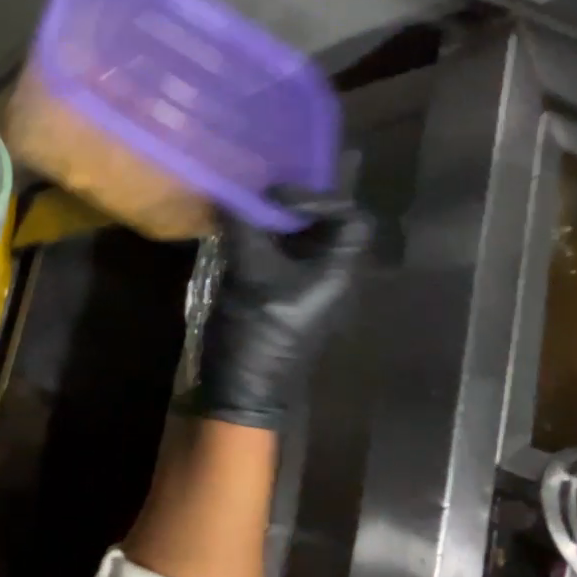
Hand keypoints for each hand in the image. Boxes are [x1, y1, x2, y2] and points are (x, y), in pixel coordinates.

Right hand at [181, 192, 371, 431]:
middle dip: (288, 208)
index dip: (317, 200)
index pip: (350, 218)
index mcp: (338, 272)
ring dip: (269, 223)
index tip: (275, 198)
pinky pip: (277, 256)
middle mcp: (329, 275)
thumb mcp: (248, 273)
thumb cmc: (257, 330)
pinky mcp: (279, 295)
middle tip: (252, 199)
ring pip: (297, 240)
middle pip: (323, 226)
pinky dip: (258, 240)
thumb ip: (241, 229)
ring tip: (237, 213)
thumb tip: (225, 193)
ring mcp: (303, 286)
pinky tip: (230, 238)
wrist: (242, 384)